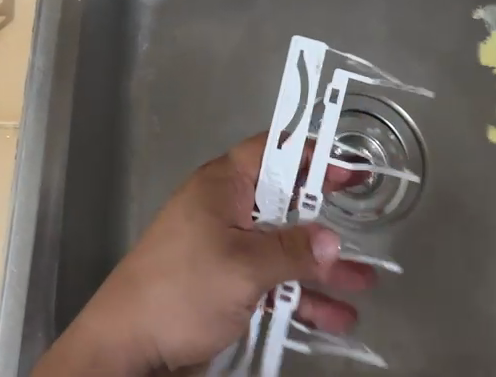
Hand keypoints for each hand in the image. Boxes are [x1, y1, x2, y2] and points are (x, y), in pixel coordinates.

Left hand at [36, 135, 377, 376]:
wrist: (130, 343)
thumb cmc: (183, 286)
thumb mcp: (243, 265)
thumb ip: (291, 250)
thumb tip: (331, 239)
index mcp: (223, 185)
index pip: (272, 152)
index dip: (310, 154)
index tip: (348, 168)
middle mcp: (226, 209)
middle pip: (282, 202)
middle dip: (323, 216)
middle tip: (365, 215)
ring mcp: (226, 249)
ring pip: (282, 248)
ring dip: (320, 266)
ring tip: (365, 281)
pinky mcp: (226, 285)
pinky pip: (272, 282)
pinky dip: (301, 297)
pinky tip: (336, 317)